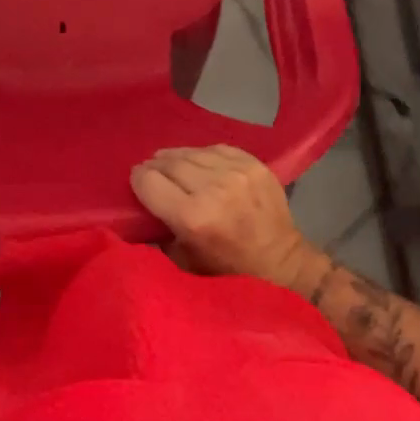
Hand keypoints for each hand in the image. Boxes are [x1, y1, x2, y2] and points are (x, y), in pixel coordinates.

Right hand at [130, 145, 316, 287]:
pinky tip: (199, 162)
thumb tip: (141, 210)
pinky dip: (203, 154)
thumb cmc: (230, 272)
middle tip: (151, 172)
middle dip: (156, 167)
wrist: (282, 263)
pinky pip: (217, 149)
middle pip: (169, 162)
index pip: (150, 182)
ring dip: (177, 157)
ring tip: (172, 164)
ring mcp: (237, 172)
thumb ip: (160, 234)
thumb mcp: (185, 263)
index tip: (137, 182)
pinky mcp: (254, 163)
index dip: (139, 180)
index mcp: (193, 217)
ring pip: (192, 151)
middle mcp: (214, 188)